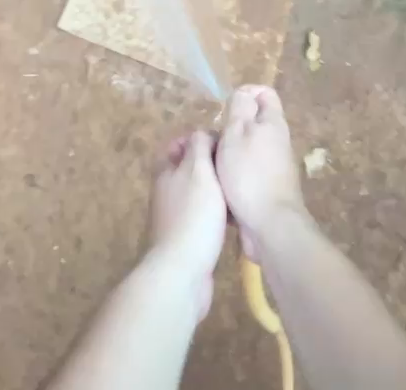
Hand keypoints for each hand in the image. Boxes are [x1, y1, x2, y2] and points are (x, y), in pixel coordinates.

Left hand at [146, 130, 227, 314]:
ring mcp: (176, 215)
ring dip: (218, 191)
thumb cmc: (193, 215)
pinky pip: (204, 216)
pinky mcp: (187, 237)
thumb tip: (203, 134)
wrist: (182, 272)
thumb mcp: (198, 171)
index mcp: (165, 170)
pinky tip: (235, 220)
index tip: (223, 143)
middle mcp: (167, 190)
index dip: (199, 138)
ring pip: (200, 193)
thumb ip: (199, 146)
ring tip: (239, 192)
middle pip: (190, 167)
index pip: (178, 143)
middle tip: (235, 168)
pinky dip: (218, 214)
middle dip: (212, 165)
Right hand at [213, 85, 306, 262]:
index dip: (245, 92)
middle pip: (251, 123)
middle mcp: (276, 142)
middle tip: (209, 139)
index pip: (265, 93)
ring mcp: (272, 167)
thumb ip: (239, 108)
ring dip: (225, 153)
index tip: (224, 107)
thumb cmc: (249, 173)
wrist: (270, 226)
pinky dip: (230, 174)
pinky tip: (216, 184)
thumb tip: (243, 94)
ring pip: (244, 149)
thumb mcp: (237, 132)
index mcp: (272, 123)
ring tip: (207, 162)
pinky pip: (244, 172)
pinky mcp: (265, 189)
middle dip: (228, 128)